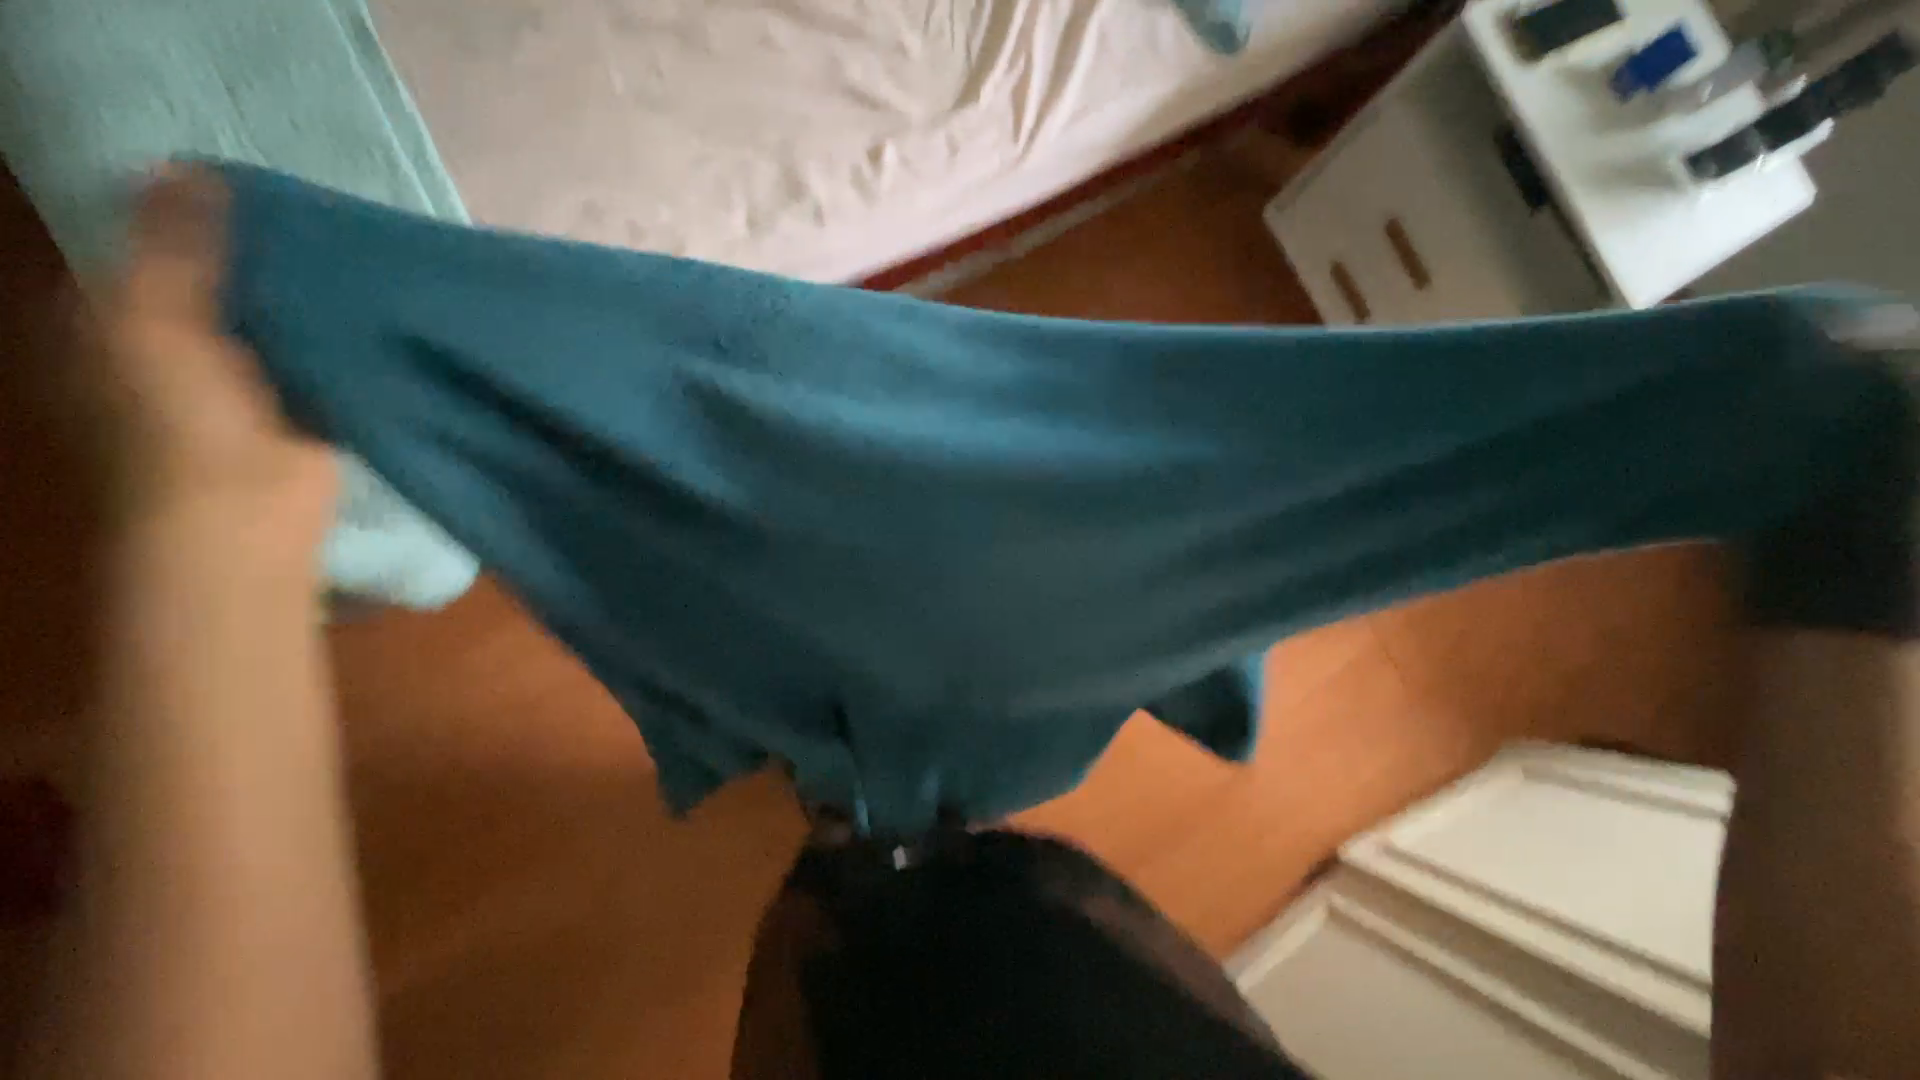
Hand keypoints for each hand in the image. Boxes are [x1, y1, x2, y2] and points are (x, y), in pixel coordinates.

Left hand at [78, 167, 335, 555]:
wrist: (245, 515)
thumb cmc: (177, 420)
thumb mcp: (151, 316)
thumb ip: (171, 244)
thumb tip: (187, 165)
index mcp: (109, 321)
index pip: (145, 248)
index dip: (185, 215)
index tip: (242, 185)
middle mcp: (168, 345)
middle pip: (214, 280)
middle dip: (256, 252)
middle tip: (305, 210)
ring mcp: (237, 379)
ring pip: (269, 316)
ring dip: (301, 292)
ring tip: (344, 246)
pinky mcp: (297, 402)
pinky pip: (314, 353)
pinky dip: (335, 332)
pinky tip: (364, 302)